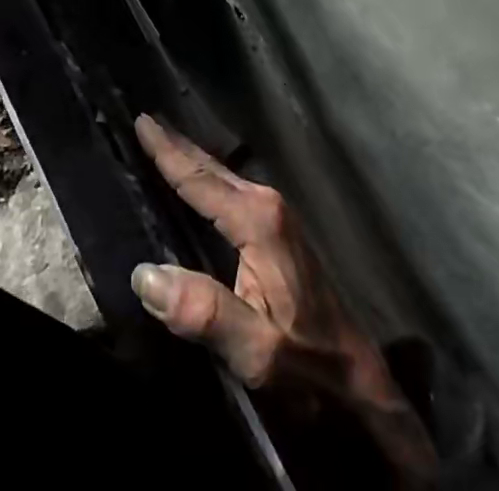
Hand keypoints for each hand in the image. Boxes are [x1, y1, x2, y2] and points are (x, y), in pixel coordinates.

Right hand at [131, 115, 438, 487]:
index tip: (141, 121)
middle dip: (177, 143)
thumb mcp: (254, 348)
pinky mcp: (279, 230)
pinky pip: (232, 189)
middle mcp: (269, 206)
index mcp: (259, 222)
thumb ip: (202, 311)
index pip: (201, 180)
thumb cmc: (306, 362)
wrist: (357, 378)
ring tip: (163, 139)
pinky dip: (207, 175)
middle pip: (213, 168)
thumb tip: (144, 274)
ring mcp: (278, 216)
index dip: (167, 151)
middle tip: (146, 119)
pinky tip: (197, 179)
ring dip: (191, 156)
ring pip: (224, 175)